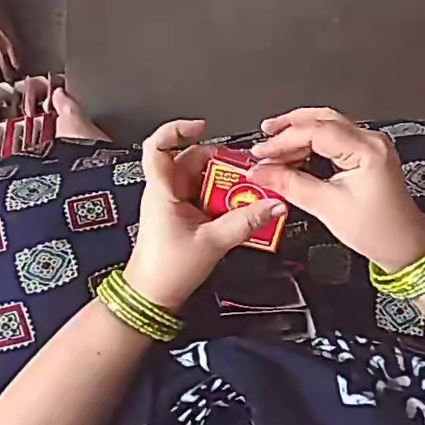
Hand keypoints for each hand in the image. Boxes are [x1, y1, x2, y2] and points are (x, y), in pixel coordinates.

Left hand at [123, 119, 286, 310]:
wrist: (151, 297)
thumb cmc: (166, 270)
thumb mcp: (212, 243)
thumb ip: (245, 222)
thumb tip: (273, 204)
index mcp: (162, 190)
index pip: (158, 145)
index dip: (177, 129)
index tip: (202, 127)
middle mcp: (165, 190)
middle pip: (192, 160)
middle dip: (220, 162)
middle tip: (245, 171)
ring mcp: (173, 201)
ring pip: (202, 177)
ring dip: (225, 182)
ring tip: (247, 191)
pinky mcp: (182, 214)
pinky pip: (205, 194)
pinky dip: (222, 197)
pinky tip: (239, 207)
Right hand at [248, 108, 424, 272]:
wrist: (404, 246)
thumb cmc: (379, 230)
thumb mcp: (327, 207)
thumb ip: (290, 185)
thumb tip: (261, 172)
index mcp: (368, 150)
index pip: (317, 131)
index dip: (284, 139)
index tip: (262, 152)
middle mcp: (371, 141)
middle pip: (321, 119)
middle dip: (288, 128)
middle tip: (263, 139)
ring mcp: (369, 144)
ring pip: (326, 124)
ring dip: (297, 132)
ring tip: (272, 143)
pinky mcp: (364, 152)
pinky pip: (333, 136)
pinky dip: (309, 141)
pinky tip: (293, 151)